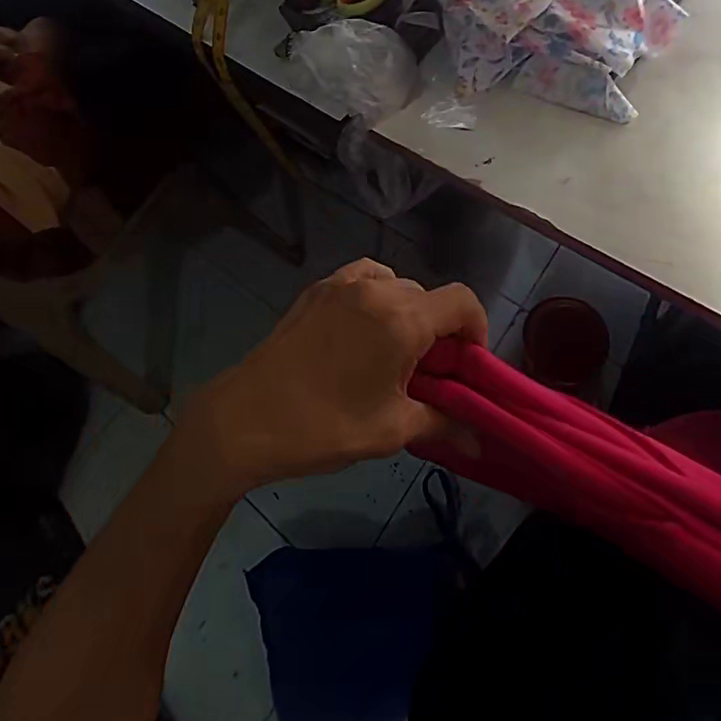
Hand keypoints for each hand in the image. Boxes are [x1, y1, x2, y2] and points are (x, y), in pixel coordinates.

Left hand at [178, 259, 489, 496]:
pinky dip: (379, 294)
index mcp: (403, 319)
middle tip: (430, 369)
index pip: (463, 301)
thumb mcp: (392, 430)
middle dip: (441, 328)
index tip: (467, 362)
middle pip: (432, 296)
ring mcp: (343, 285)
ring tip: (395, 349)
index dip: (477, 328)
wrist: (239, 424)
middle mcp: (378, 290)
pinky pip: (366, 279)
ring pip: (400, 286)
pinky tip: (367, 325)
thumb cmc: (323, 426)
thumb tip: (480, 442)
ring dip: (410, 312)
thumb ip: (445, 423)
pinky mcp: (317, 290)